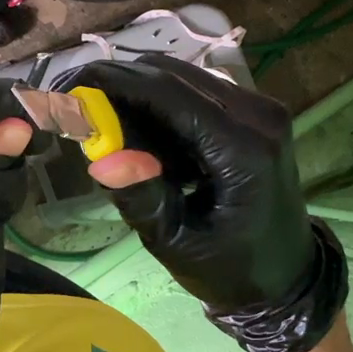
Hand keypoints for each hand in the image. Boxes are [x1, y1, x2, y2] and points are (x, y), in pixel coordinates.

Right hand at [72, 56, 346, 351]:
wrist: (286, 276)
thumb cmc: (229, 269)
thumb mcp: (176, 242)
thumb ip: (139, 196)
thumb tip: (100, 157)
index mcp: (242, 149)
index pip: (166, 94)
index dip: (111, 83)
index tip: (65, 87)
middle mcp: (257, 115)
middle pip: (171, 74)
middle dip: (116, 81)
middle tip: (71, 102)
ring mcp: (259, 108)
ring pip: (181, 76)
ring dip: (135, 90)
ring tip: (97, 118)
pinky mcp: (253, 112)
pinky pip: (194, 90)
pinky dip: (158, 101)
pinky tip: (137, 131)